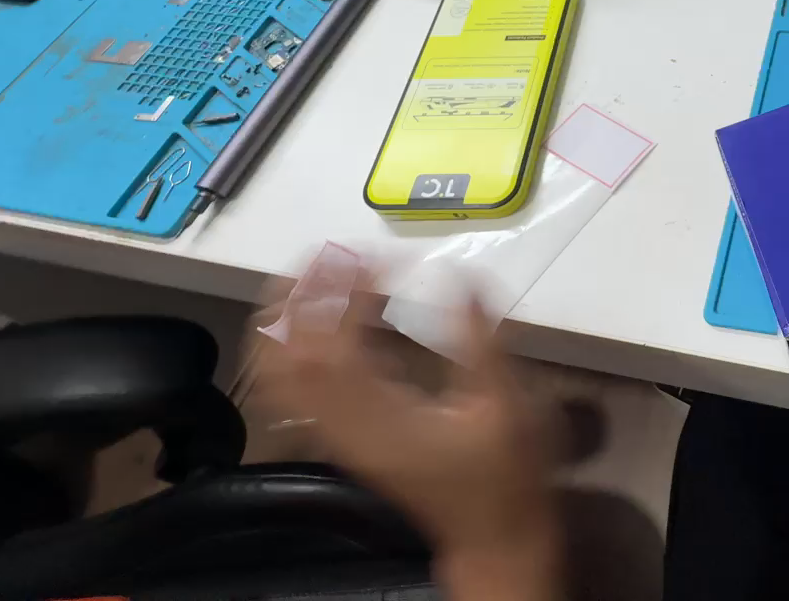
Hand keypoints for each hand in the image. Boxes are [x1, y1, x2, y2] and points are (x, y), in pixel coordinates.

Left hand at [256, 264, 558, 600]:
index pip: (336, 344)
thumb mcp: (506, 404)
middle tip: (329, 252)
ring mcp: (340, 434)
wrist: (492, 537)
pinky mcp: (348, 436)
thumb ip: (480, 341)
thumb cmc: (506, 471)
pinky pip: (298, 390)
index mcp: (382, 416)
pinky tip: (322, 320)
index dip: (348, 292)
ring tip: (313, 275)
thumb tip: (459, 277)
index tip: (383, 256)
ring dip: (288, 320)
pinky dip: (296, 347)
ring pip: (282, 375)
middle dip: (300, 298)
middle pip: (288, 359)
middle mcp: (345, 425)